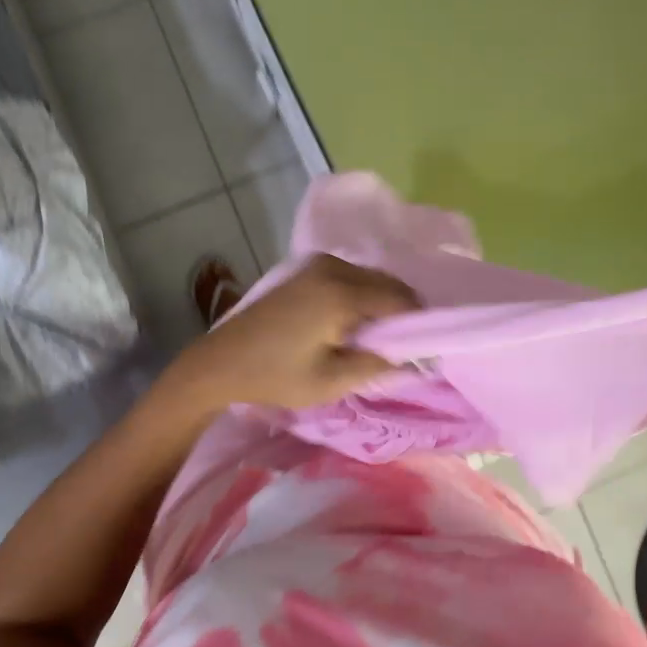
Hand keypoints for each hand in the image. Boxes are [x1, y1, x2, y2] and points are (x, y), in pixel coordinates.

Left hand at [152, 254, 419, 414]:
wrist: (221, 362)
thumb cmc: (275, 375)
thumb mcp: (330, 382)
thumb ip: (376, 366)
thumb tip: (413, 360)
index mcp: (340, 294)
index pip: (400, 299)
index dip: (419, 324)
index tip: (426, 351)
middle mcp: (333, 268)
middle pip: (388, 283)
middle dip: (402, 312)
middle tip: (404, 347)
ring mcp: (317, 265)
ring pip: (370, 278)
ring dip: (383, 303)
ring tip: (380, 340)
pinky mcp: (306, 270)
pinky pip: (351, 277)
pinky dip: (363, 296)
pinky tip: (356, 325)